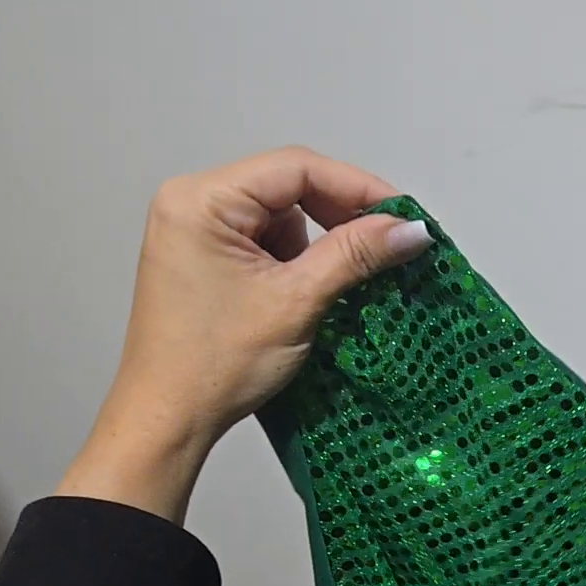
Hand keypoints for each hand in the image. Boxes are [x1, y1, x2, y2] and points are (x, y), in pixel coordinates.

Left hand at [57, 147, 434, 521]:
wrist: (171, 417)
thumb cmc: (220, 361)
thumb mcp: (297, 301)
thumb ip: (355, 256)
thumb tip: (414, 230)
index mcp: (203, 200)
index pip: (297, 168)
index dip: (359, 188)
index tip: (407, 219)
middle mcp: (196, 203)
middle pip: (291, 188)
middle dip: (345, 216)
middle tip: (393, 248)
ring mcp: (202, 233)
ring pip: (286, 219)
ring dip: (328, 244)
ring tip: (359, 278)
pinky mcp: (213, 262)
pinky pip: (273, 245)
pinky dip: (307, 262)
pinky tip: (326, 290)